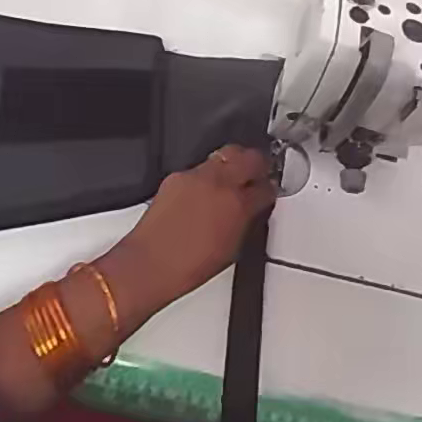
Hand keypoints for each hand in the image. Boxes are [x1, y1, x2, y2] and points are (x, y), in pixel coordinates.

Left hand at [97, 145, 276, 319]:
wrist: (151, 264)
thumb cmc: (188, 265)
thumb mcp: (233, 248)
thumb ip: (246, 221)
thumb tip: (251, 212)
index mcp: (238, 205)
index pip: (265, 188)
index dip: (269, 190)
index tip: (268, 192)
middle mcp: (218, 184)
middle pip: (249, 157)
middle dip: (258, 163)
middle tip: (259, 171)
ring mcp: (196, 177)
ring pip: (224, 155)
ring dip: (233, 163)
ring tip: (232, 178)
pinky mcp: (177, 176)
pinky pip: (199, 168)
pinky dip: (206, 175)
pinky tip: (204, 191)